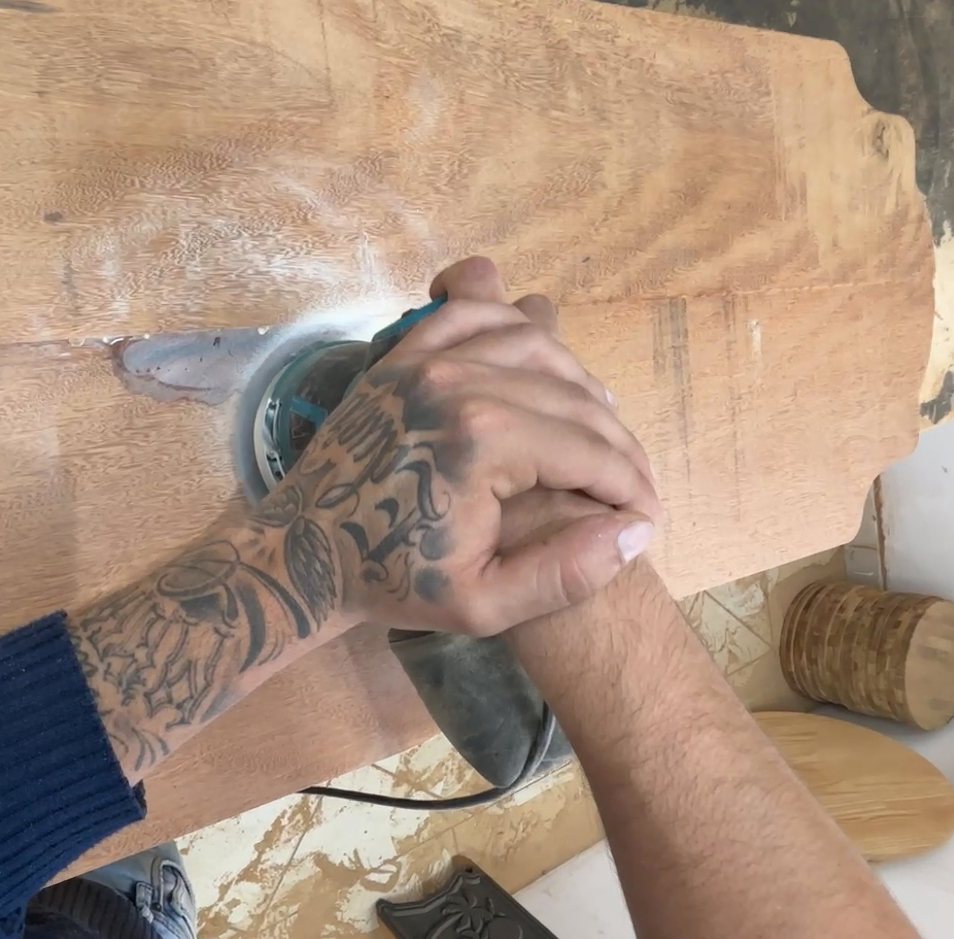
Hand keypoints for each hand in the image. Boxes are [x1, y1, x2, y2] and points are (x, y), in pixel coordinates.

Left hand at [258, 256, 662, 636]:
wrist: (306, 554)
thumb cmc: (391, 582)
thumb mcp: (483, 604)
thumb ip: (568, 574)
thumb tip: (637, 529)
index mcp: (483, 442)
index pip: (592, 451)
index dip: (632, 487)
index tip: (647, 517)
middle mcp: (459, 384)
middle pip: (574, 399)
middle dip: (617, 445)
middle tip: (630, 485)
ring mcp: (424, 363)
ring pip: (537, 348)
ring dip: (579, 386)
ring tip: (597, 432)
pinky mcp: (401, 359)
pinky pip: (473, 319)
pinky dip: (515, 328)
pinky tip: (539, 359)